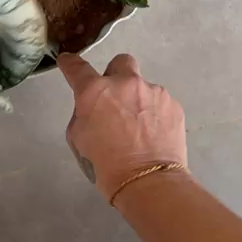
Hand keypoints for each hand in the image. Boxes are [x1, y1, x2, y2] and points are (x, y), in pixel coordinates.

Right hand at [60, 52, 185, 200]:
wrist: (147, 180)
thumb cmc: (104, 163)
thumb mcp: (78, 138)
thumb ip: (84, 113)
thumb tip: (95, 107)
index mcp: (95, 91)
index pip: (77, 68)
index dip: (70, 63)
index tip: (67, 61)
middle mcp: (125, 83)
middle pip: (121, 62)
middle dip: (115, 75)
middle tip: (114, 98)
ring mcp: (153, 91)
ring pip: (142, 88)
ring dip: (137, 101)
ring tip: (138, 128)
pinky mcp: (173, 104)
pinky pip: (159, 103)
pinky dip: (154, 114)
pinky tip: (153, 134)